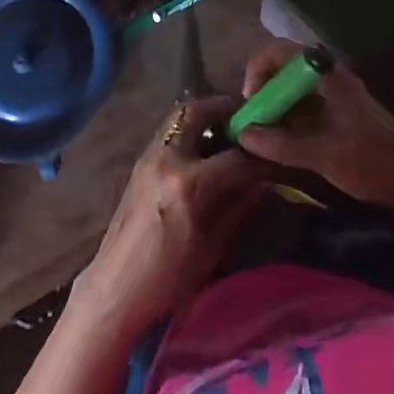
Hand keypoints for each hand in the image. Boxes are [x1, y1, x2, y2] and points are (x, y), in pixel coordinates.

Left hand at [75, 96, 266, 336]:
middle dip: (224, 110)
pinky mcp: (138, 163)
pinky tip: (204, 152)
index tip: (275, 157)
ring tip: (227, 136)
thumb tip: (263, 181)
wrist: (118, 284)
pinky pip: (166, 133)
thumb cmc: (170, 277)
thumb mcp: (214, 246)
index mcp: (189, 184)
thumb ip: (238, 206)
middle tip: (246, 121)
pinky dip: (187, 131)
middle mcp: (166, 159)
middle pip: (196, 112)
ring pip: (177, 117)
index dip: (260, 157)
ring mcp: (147, 157)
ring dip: (204, 118)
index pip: (235, 157)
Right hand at [234, 40, 393, 205]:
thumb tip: (242, 135)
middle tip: (255, 119)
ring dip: (273, 105)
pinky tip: (283, 140)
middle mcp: (329, 76)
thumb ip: (280, 144)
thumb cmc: (375, 164)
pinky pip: (302, 101)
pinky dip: (287, 115)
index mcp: (328, 77)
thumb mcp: (323, 156)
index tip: (252, 100)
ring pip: (290, 85)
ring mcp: (334, 92)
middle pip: (282, 66)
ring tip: (264, 133)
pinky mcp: (338, 108)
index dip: (257, 70)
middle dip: (262, 90)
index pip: (279, 51)